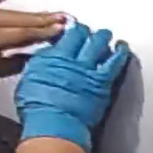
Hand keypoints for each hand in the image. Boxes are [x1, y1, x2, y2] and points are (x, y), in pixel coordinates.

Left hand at [0, 0, 68, 78]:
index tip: (65, 30)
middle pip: (24, 18)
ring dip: (30, 11)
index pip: (29, 33)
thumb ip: (15, 62)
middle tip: (65, 17)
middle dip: (46, 18)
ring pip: (11, 11)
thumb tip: (34, 57)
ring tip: (47, 12)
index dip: (48, 32)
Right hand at [14, 20, 130, 150]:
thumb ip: (42, 65)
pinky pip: (115, 62)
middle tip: (90, 31)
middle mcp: (71, 59)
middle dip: (87, 32)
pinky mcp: (103, 82)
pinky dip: (120, 52)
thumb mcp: (30, 80)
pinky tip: (123, 48)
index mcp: (51, 57)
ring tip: (107, 35)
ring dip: (104, 38)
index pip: (64, 36)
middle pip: (82, 37)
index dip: (71, 29)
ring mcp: (88, 69)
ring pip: (99, 45)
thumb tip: (47, 57)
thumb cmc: (38, 109)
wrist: (55, 124)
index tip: (73, 27)